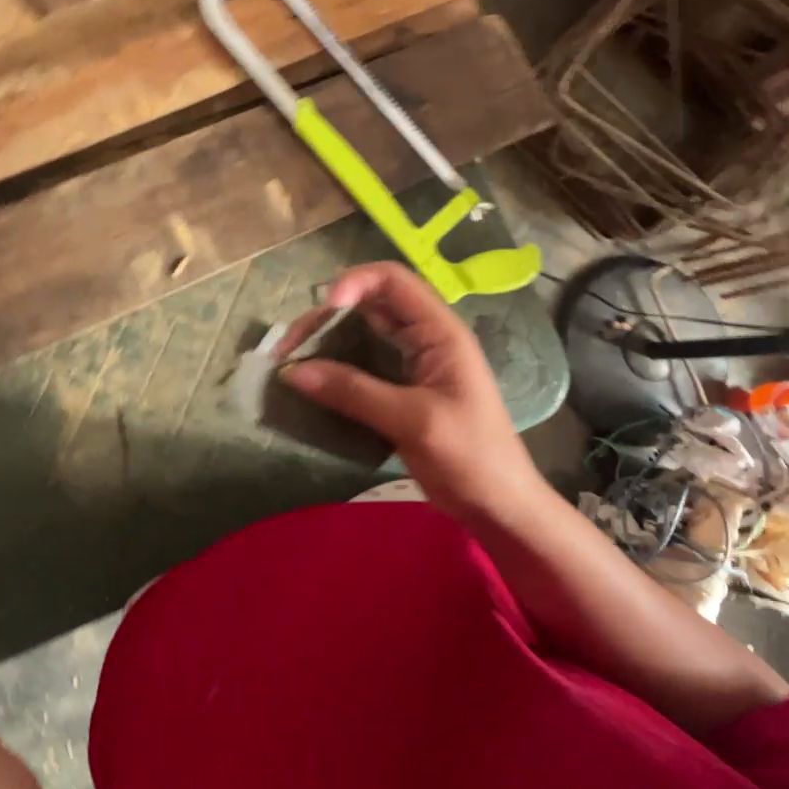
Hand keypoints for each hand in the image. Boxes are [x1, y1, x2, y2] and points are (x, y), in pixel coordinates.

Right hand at [280, 262, 548, 517]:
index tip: (323, 312)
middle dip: (326, 321)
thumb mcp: (413, 420)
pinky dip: (333, 376)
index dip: (354, 282)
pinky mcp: (399, 396)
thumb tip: (293, 371)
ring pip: (360, 340)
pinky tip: (308, 392)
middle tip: (288, 351)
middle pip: (367, 307)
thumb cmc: (471, 456)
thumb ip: (354, 392)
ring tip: (289, 369)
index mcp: (439, 332)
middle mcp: (423, 340)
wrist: (500, 507)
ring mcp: (411, 368)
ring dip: (325, 349)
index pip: (392, 280)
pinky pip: (360, 372)